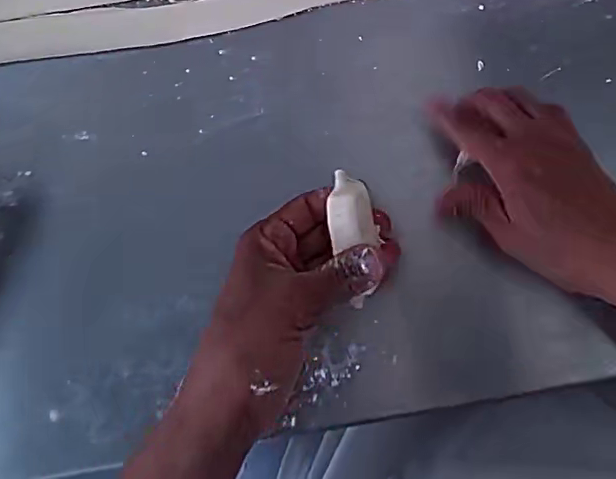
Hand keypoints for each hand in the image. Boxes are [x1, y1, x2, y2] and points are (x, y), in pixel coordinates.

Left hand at [184, 189, 398, 432]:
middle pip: (322, 232)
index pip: (306, 208)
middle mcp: (279, 259)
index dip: (337, 203)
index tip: (368, 205)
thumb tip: (376, 256)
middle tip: (386, 231)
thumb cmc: (248, 343)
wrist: (226, 412)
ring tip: (389, 252)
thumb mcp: (294, 300)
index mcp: (265, 243)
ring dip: (360, 255)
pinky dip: (355, 279)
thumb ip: (339, 275)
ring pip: (331, 260)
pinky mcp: (303, 314)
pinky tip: (377, 277)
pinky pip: (334, 286)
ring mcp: (292, 288)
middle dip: (354, 230)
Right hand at [430, 87, 615, 302]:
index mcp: (509, 163)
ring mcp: (556, 134)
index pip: (469, 130)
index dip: (446, 116)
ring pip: (520, 97)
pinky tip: (527, 118)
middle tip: (458, 111)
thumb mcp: (511, 236)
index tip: (432, 104)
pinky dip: (528, 104)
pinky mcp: (575, 138)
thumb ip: (478, 207)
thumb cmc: (561, 249)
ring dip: (498, 97)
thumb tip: (444, 198)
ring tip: (487, 110)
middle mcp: (530, 138)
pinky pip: (547, 107)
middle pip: (493, 102)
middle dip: (471, 101)